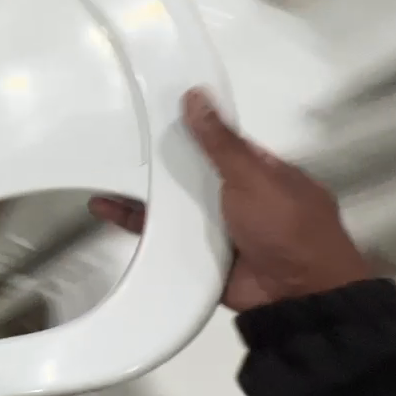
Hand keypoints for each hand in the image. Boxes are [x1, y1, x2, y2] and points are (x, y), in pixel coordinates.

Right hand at [89, 89, 372, 311]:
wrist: (295, 299)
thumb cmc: (289, 231)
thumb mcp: (256, 179)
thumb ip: (221, 143)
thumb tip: (196, 96)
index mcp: (263, 175)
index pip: (220, 145)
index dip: (189, 130)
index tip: (151, 117)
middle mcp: (238, 198)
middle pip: (188, 173)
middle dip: (155, 162)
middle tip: (113, 144)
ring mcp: (215, 225)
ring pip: (170, 202)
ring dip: (138, 192)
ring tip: (100, 176)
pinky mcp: (194, 251)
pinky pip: (158, 231)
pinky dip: (132, 221)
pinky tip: (105, 209)